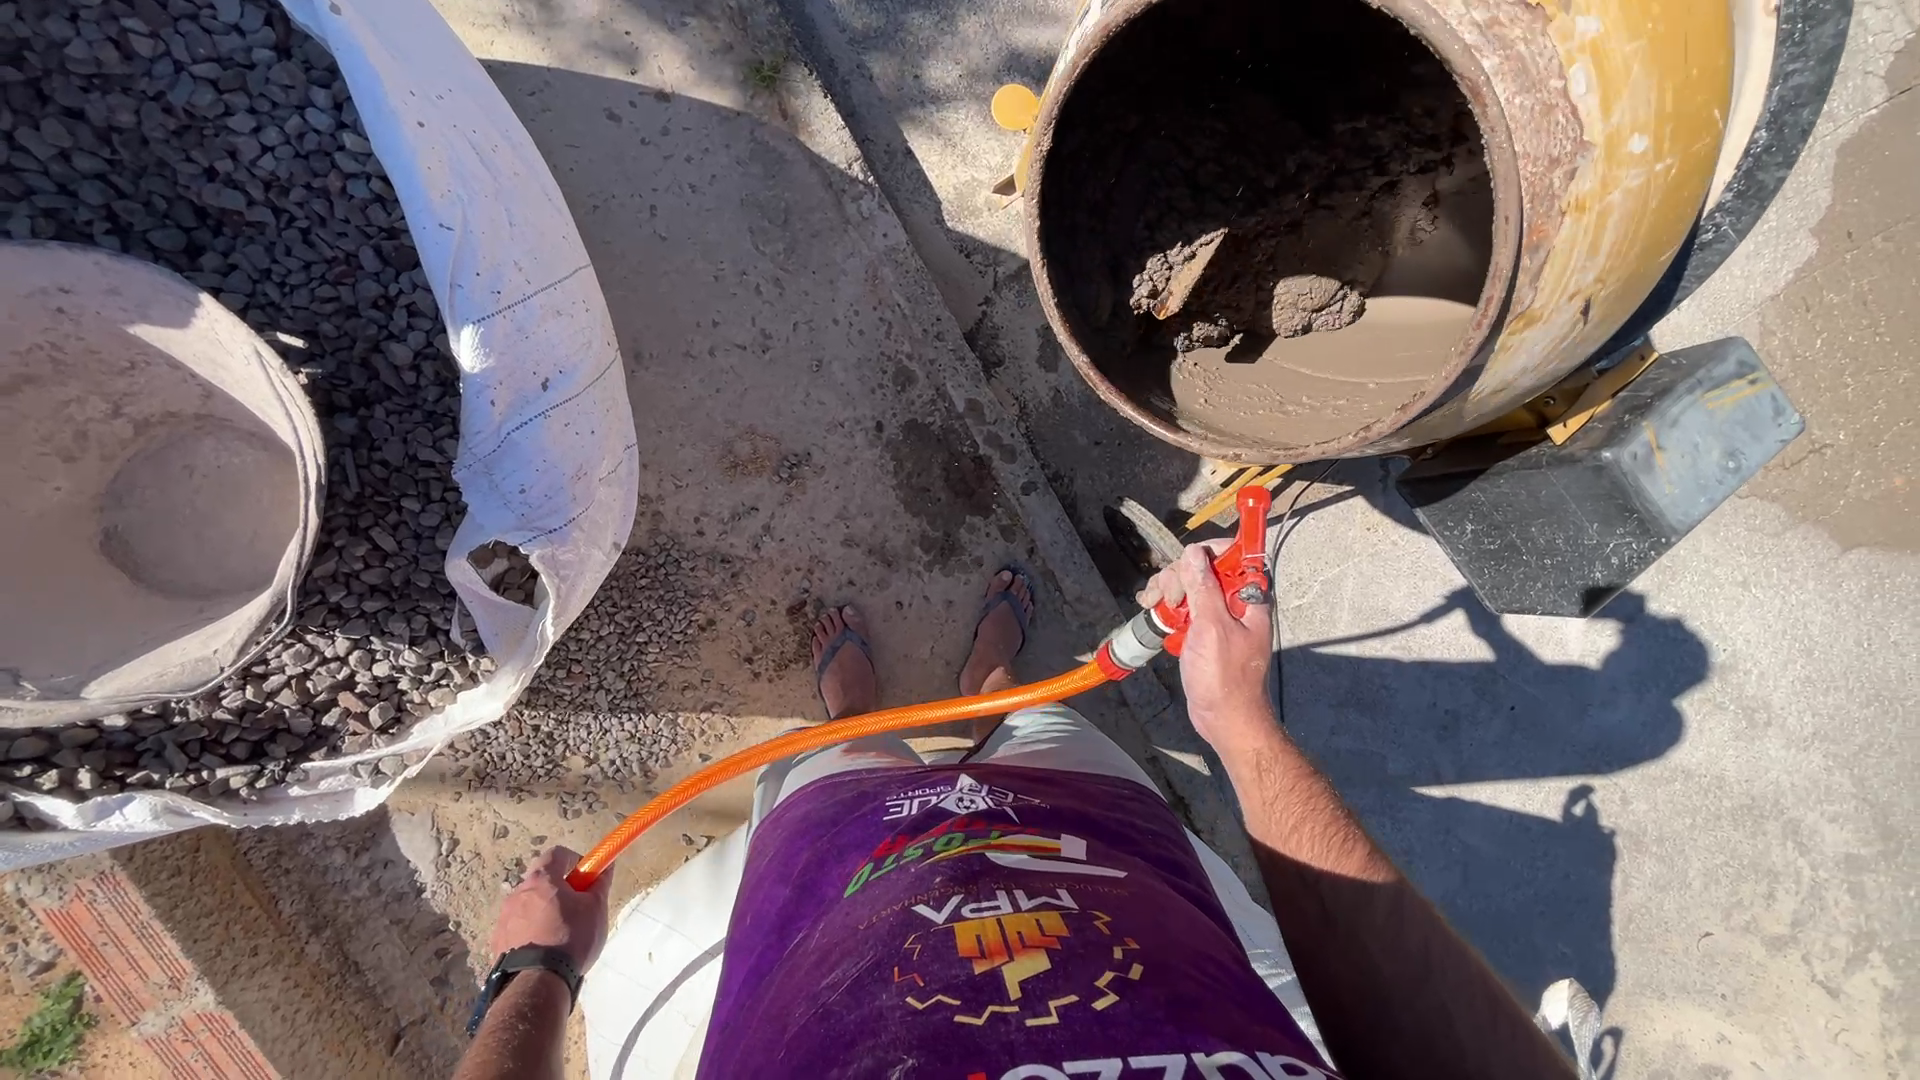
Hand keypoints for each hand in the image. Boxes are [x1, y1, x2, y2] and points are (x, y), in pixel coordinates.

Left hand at [489, 846, 611, 972]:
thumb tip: (606, 865)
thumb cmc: (571, 938)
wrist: (537, 984)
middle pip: (541, 881)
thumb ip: (600, 883)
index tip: (585, 877)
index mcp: (542, 880)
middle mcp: (517, 894)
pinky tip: (544, 950)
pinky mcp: (496, 943)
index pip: (556, 854)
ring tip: (560, 935)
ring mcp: (503, 919)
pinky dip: (530, 932)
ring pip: (528, 906)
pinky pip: (517, 928)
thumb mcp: (596, 908)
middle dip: (558, 889)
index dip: (574, 860)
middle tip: (575, 908)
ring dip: (543, 912)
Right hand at [1137, 541, 1276, 752]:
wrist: (1224, 718)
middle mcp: (1235, 603)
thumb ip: (1204, 587)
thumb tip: (1194, 553)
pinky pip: (1183, 608)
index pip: (1234, 556)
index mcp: (1248, 598)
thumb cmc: (1224, 676)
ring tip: (1154, 606)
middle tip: (1169, 599)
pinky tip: (1153, 611)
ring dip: (1168, 590)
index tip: (1186, 562)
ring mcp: (1217, 618)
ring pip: (1189, 587)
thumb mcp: (1212, 627)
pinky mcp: (1202, 632)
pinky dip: (1167, 607)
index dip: (1209, 552)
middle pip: (1204, 570)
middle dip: (1180, 577)